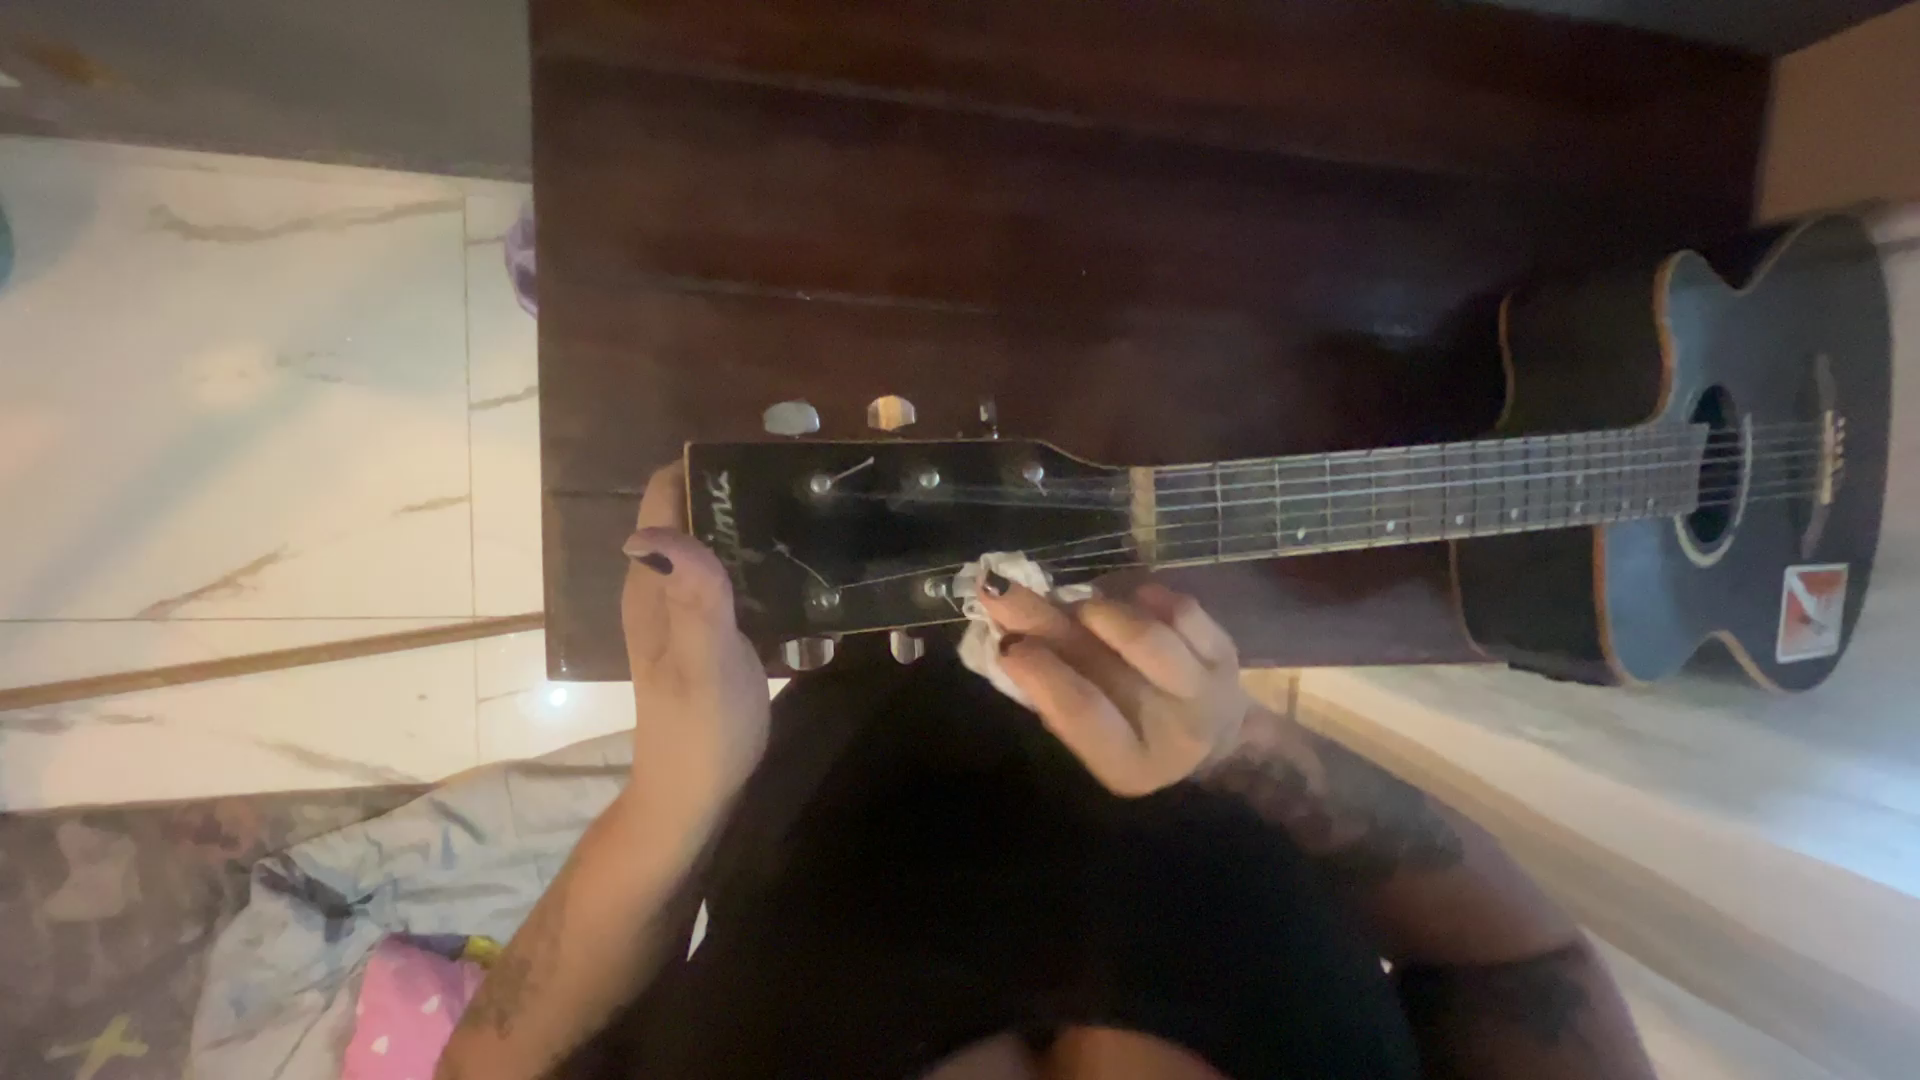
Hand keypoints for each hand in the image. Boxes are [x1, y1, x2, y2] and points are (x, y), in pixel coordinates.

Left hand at [616, 464, 770, 841]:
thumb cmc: (700, 731)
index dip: (704, 466)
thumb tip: (657, 529)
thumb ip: (691, 599)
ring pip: (717, 543)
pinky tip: (803, 567)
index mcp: (652, 584)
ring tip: (813, 513)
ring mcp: (687, 608)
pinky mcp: (712, 628)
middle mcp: (663, 585)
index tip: (763, 455)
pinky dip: (762, 561)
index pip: (664, 496)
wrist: (694, 794)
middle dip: (740, 490)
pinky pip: (734, 575)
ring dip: (755, 524)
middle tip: (805, 484)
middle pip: (695, 512)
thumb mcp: (703, 664)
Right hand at [977, 579, 1256, 795]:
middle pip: (1106, 664)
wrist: (1221, 744)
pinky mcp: (1225, 650)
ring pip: (1147, 633)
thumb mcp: (1092, 740)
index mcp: (1129, 764)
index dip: (1042, 674)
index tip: (1004, 643)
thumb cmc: (1133, 738)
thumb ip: (1053, 699)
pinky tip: (1117, 598)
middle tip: (997, 587)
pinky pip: (1178, 607)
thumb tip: (1005, 638)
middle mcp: (1175, 730)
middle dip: (1042, 619)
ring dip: (1095, 607)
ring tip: (1074, 604)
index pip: (1083, 713)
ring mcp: (1207, 687)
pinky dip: (1137, 593)